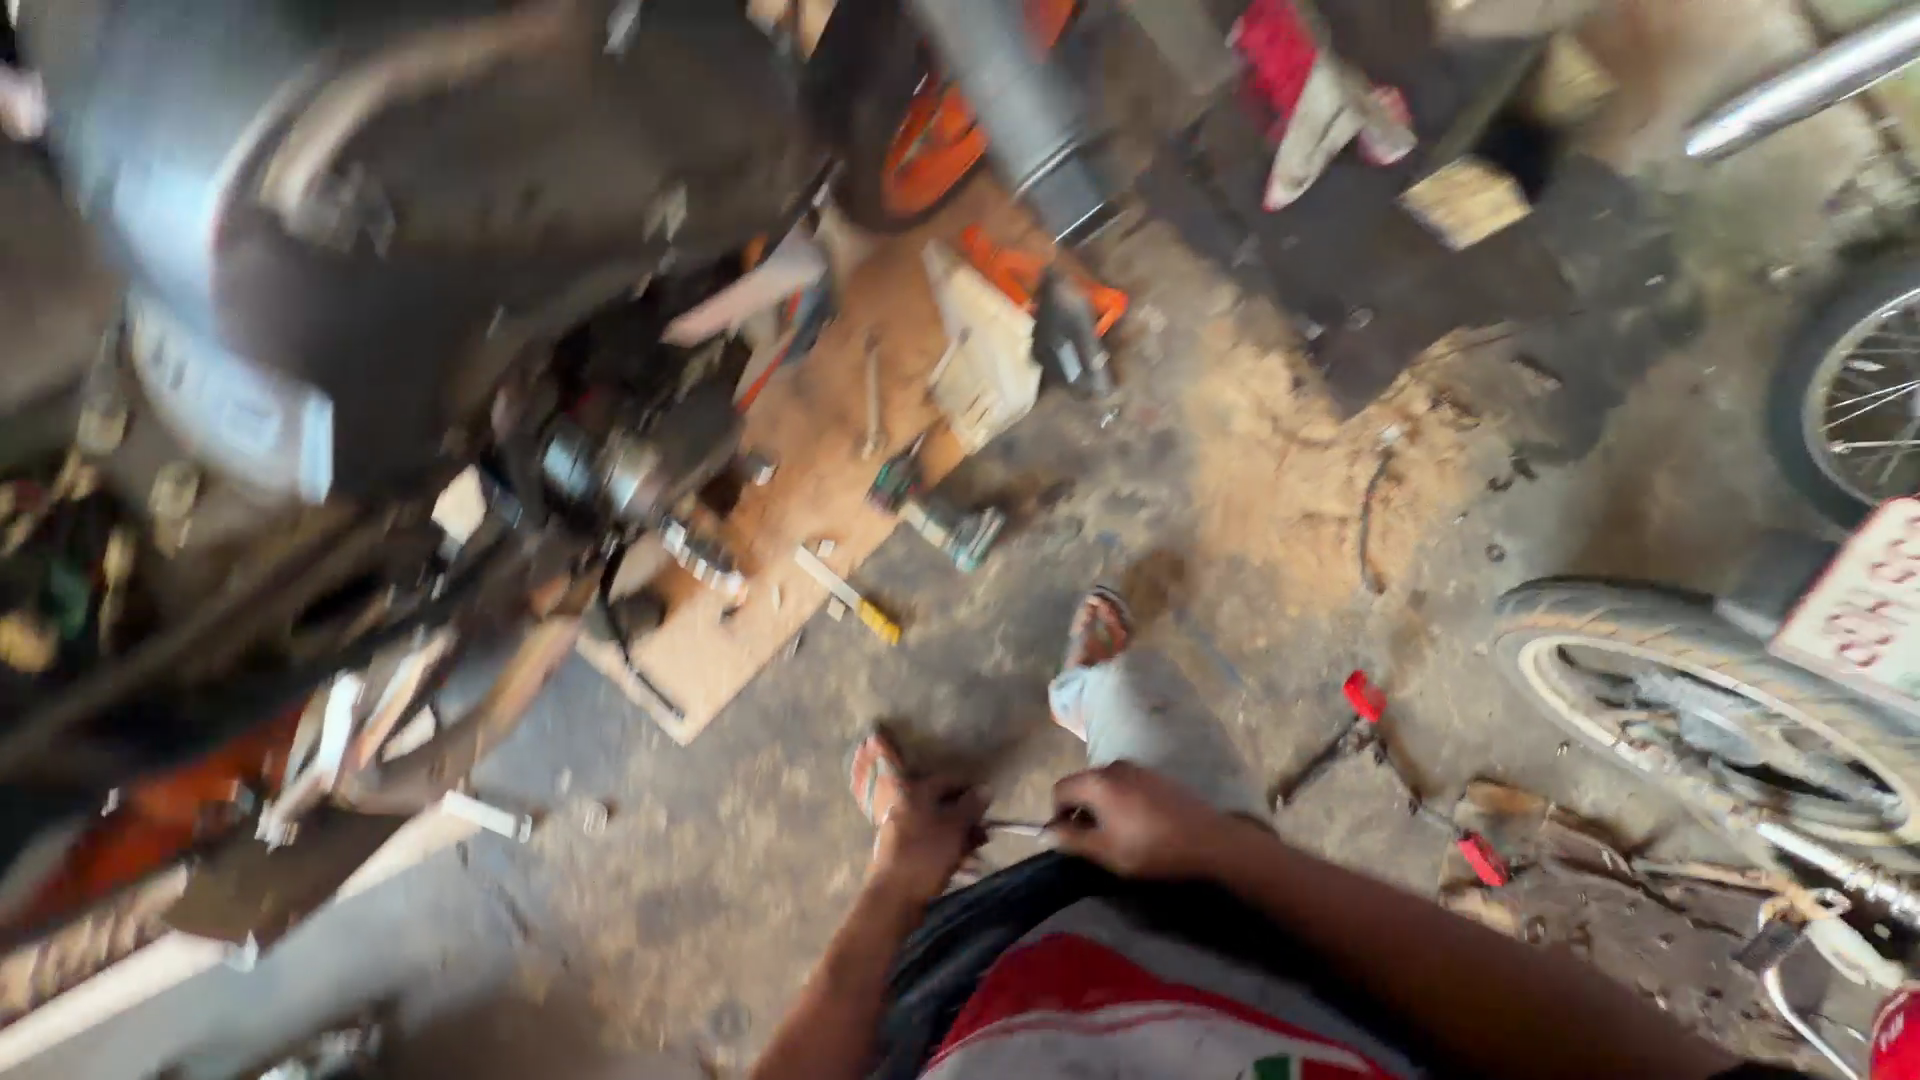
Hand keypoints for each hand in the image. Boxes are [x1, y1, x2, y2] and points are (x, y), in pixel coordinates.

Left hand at [867, 782, 987, 906]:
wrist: (894, 896)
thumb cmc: (926, 854)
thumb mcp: (955, 827)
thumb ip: (971, 806)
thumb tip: (985, 787)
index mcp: (915, 793)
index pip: (947, 780)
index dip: (970, 788)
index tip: (988, 801)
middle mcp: (906, 806)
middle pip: (943, 804)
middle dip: (968, 816)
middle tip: (986, 830)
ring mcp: (902, 830)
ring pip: (938, 825)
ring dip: (961, 834)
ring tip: (980, 847)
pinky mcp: (902, 852)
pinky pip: (930, 842)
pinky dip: (947, 847)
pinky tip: (964, 860)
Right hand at [1049, 762, 1260, 879]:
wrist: (1208, 840)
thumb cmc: (1151, 848)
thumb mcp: (1105, 850)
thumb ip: (1071, 839)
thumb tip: (1043, 833)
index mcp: (1097, 781)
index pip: (1060, 790)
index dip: (1056, 815)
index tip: (1068, 839)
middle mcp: (1113, 766)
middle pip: (1082, 784)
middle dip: (1079, 810)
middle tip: (1092, 840)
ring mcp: (1137, 767)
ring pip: (1104, 784)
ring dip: (1101, 806)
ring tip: (1117, 834)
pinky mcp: (1156, 775)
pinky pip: (1125, 784)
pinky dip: (1120, 800)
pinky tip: (1138, 824)